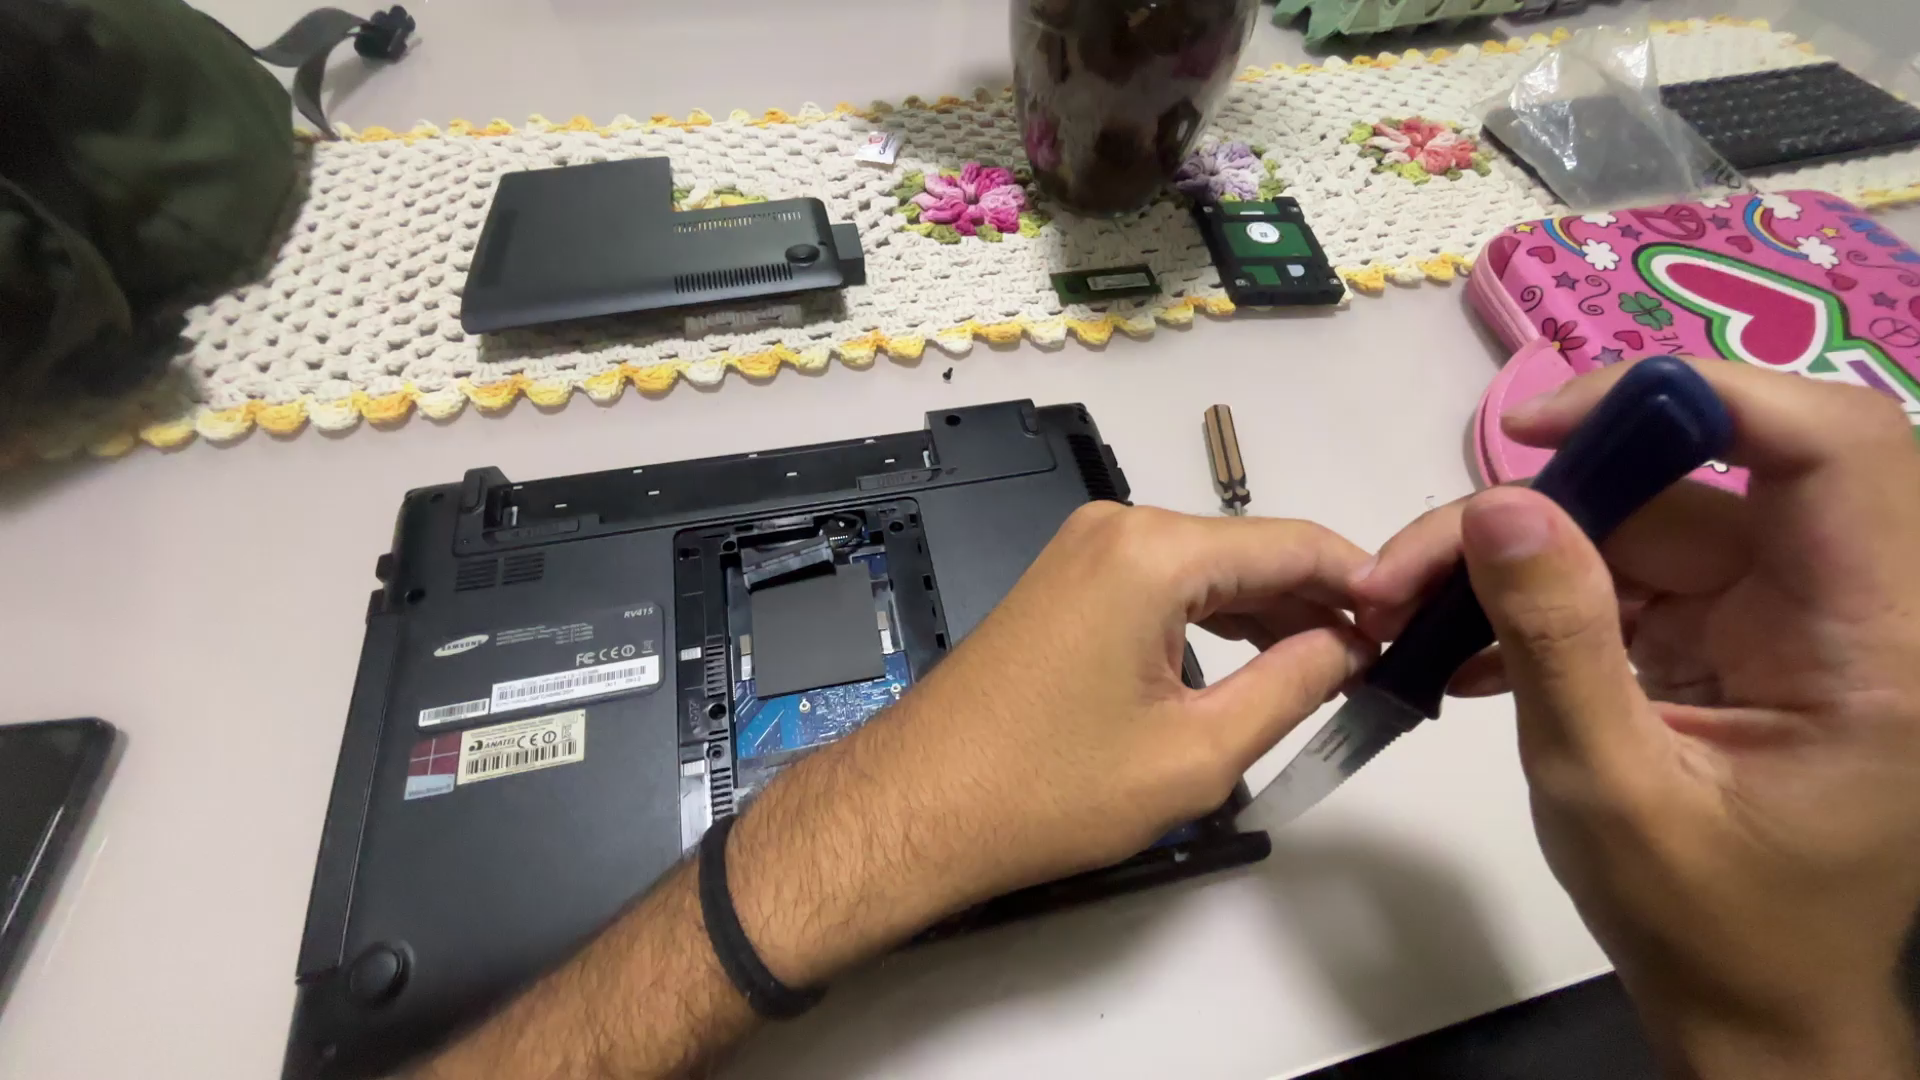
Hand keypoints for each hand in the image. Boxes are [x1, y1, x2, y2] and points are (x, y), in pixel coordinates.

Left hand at [415, 507, 1377, 1079]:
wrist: (920, 801)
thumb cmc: (1054, 787)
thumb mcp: (1198, 751)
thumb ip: (1293, 684)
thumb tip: (1349, 643)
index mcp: (1152, 548)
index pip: (1291, 542)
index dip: (1361, 581)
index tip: (1411, 626)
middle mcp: (1115, 525)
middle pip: (1244, 548)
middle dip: (1313, 597)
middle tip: (1378, 656)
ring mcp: (1080, 547)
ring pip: (1200, 565)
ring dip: (1262, 607)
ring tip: (1325, 661)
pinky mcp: (1061, 577)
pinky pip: (1156, 581)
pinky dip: (1206, 612)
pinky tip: (1244, 651)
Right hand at [1355, 358, 1919, 1076]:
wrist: (1740, 1000)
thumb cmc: (1698, 915)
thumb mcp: (1606, 780)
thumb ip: (1555, 639)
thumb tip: (1499, 508)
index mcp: (1874, 642)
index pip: (1830, 448)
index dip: (1685, 398)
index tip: (1534, 431)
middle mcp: (1830, 606)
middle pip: (1667, 494)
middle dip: (1518, 517)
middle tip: (1399, 575)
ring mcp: (1762, 618)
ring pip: (1615, 532)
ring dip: (1493, 566)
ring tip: (1401, 618)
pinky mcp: (1705, 637)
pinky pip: (1602, 581)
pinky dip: (1515, 603)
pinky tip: (1455, 651)